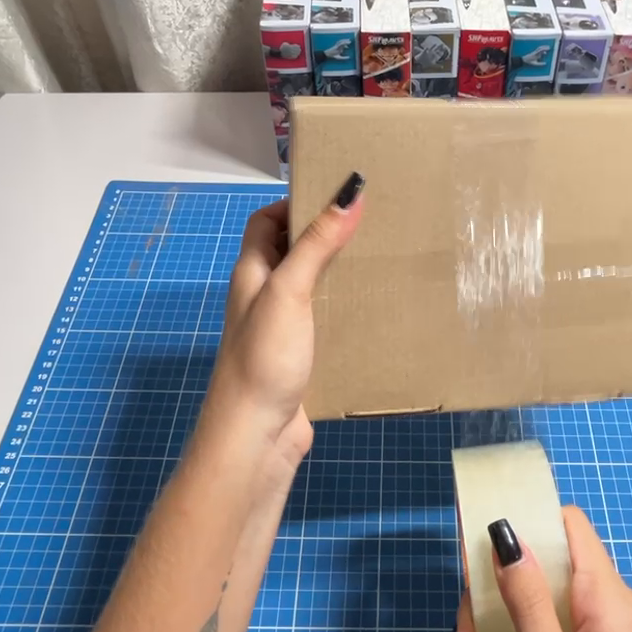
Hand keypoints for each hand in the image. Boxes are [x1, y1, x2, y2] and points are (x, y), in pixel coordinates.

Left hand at [202, 172, 364, 465]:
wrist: (255, 440)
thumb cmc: (264, 357)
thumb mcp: (290, 291)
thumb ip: (317, 243)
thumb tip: (350, 190)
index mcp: (251, 273)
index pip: (265, 222)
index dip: (293, 203)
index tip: (335, 195)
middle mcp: (263, 296)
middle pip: (291, 251)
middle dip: (324, 234)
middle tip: (370, 223)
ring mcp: (281, 329)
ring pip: (311, 287)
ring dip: (338, 273)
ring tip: (380, 260)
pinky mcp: (300, 357)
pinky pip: (324, 320)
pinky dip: (345, 310)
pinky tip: (374, 310)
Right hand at [454, 506, 631, 631]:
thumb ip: (529, 603)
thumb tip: (505, 532)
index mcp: (610, 597)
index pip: (565, 522)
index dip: (522, 520)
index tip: (476, 549)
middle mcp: (617, 600)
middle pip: (550, 557)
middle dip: (502, 578)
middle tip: (465, 624)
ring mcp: (614, 625)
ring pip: (551, 587)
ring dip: (507, 605)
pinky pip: (562, 614)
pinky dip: (528, 623)